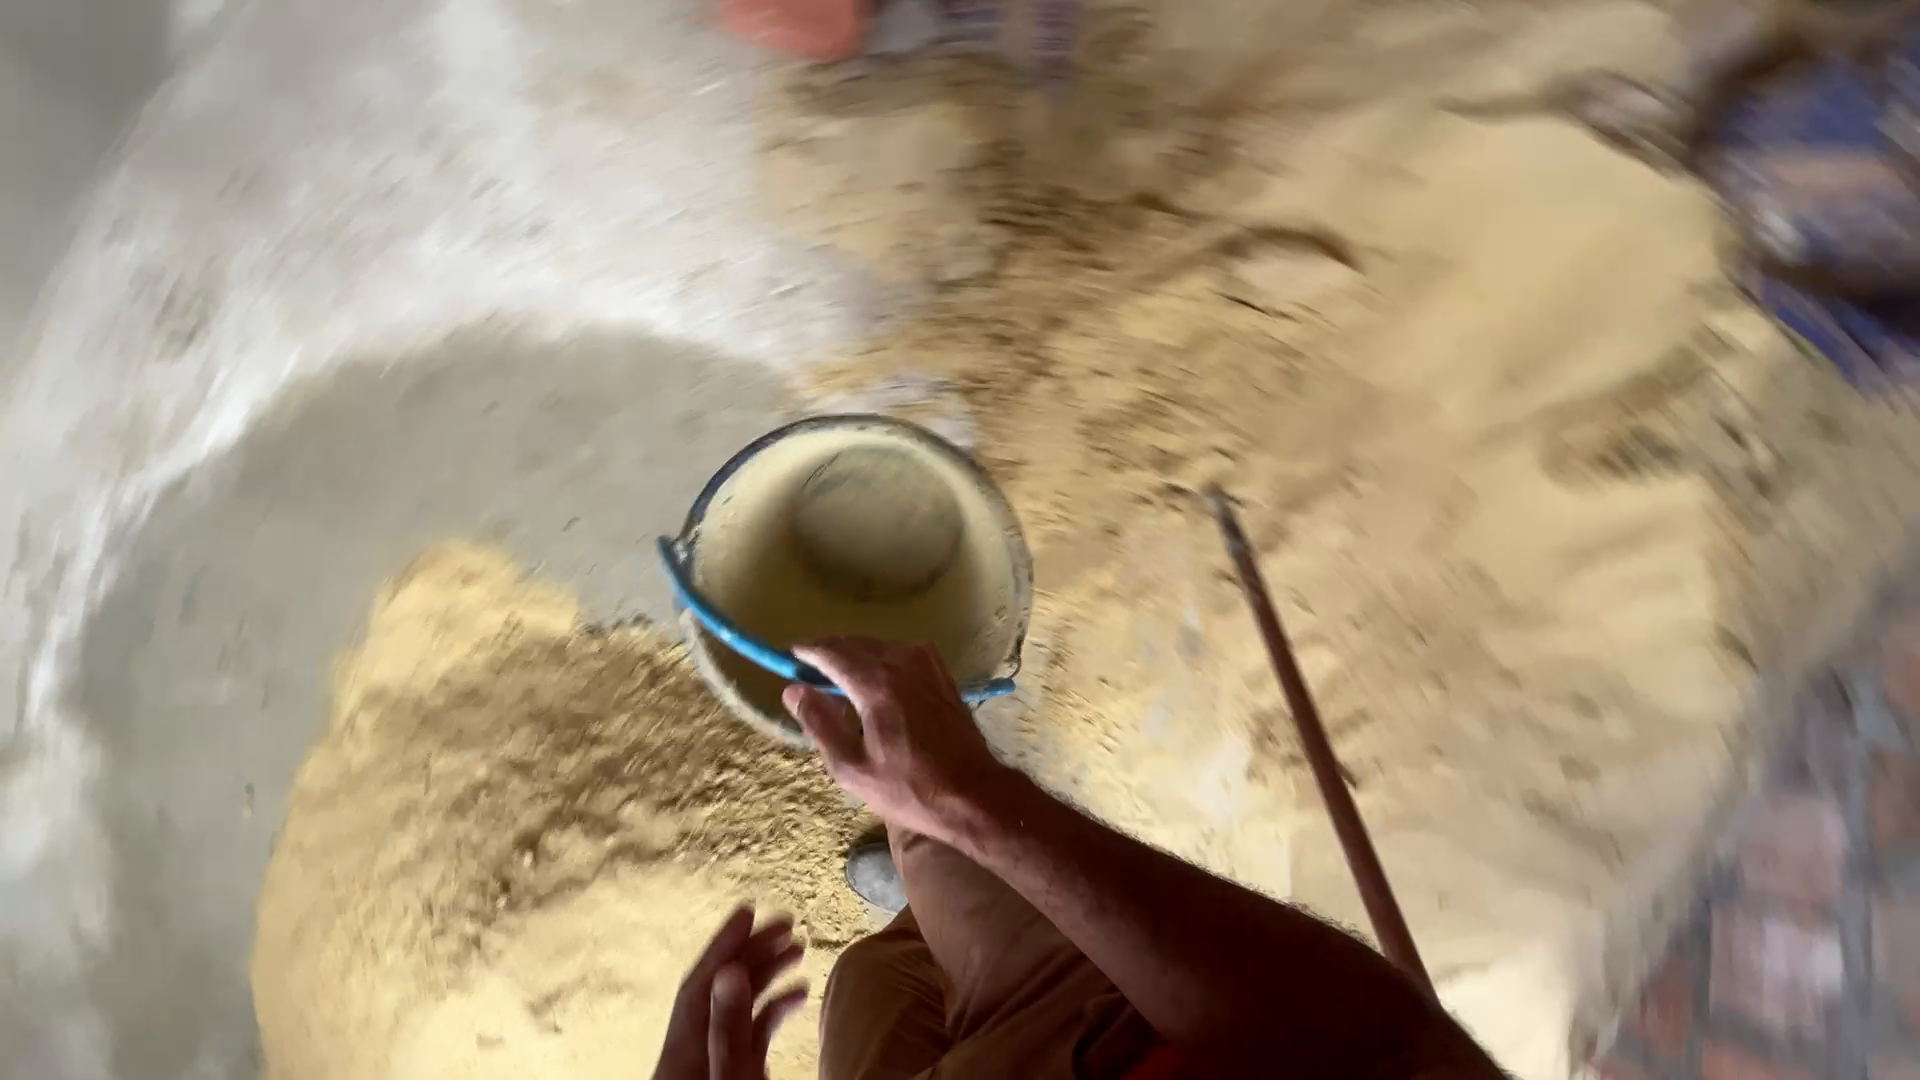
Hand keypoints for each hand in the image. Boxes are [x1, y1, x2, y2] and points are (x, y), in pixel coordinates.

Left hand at [653, 906, 808, 1079]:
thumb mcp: (730, 1073)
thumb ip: (728, 1026)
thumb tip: (730, 970)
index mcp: (681, 1049)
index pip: (699, 982)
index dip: (724, 942)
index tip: (750, 908)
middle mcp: (693, 1049)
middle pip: (720, 987)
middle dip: (754, 950)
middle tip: (787, 924)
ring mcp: (713, 1058)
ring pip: (738, 1003)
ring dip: (768, 972)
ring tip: (799, 948)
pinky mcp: (732, 1070)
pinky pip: (751, 1029)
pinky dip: (775, 1006)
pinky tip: (799, 993)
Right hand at [782, 637, 1012, 843]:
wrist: (971, 792)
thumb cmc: (908, 787)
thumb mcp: (852, 767)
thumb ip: (820, 723)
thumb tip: (793, 689)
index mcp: (877, 684)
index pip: (832, 652)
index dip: (807, 651)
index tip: (787, 656)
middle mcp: (903, 662)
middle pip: (855, 643)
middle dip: (829, 652)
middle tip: (809, 672)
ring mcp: (927, 664)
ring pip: (880, 645)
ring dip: (856, 655)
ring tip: (838, 679)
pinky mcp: (942, 673)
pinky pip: (903, 652)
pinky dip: (883, 658)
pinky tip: (878, 681)